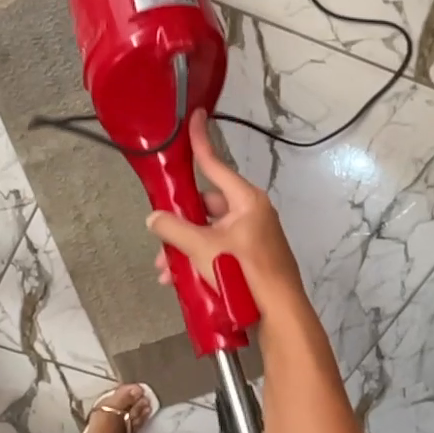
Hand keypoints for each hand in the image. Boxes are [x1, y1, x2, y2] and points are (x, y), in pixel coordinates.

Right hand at [147, 110, 301, 294]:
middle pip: (205, 206)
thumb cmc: (243, 272)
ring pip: (208, 232)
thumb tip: (154, 218)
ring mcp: (253, 236)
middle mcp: (251, 213)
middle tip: (161, 243)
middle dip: (179, 225)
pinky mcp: (252, 258)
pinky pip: (218, 249)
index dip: (200, 141)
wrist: (279, 314)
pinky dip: (198, 260)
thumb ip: (173, 228)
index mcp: (246, 200)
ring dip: (184, 248)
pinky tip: (181, 282)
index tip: (194, 117)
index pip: (215, 164)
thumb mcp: (200, 247)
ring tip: (167, 272)